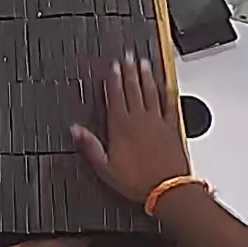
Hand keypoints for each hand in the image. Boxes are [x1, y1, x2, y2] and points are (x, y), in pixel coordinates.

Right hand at [72, 51, 192, 202]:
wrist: (168, 189)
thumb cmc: (137, 180)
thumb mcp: (105, 167)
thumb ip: (89, 146)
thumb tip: (75, 130)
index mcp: (121, 127)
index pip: (116, 96)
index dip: (113, 80)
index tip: (113, 67)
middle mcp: (139, 120)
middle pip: (133, 89)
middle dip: (129, 71)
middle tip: (128, 57)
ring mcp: (157, 122)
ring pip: (150, 92)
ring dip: (147, 76)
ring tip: (144, 63)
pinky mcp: (172, 128)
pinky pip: (169, 104)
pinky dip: (167, 92)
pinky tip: (166, 84)